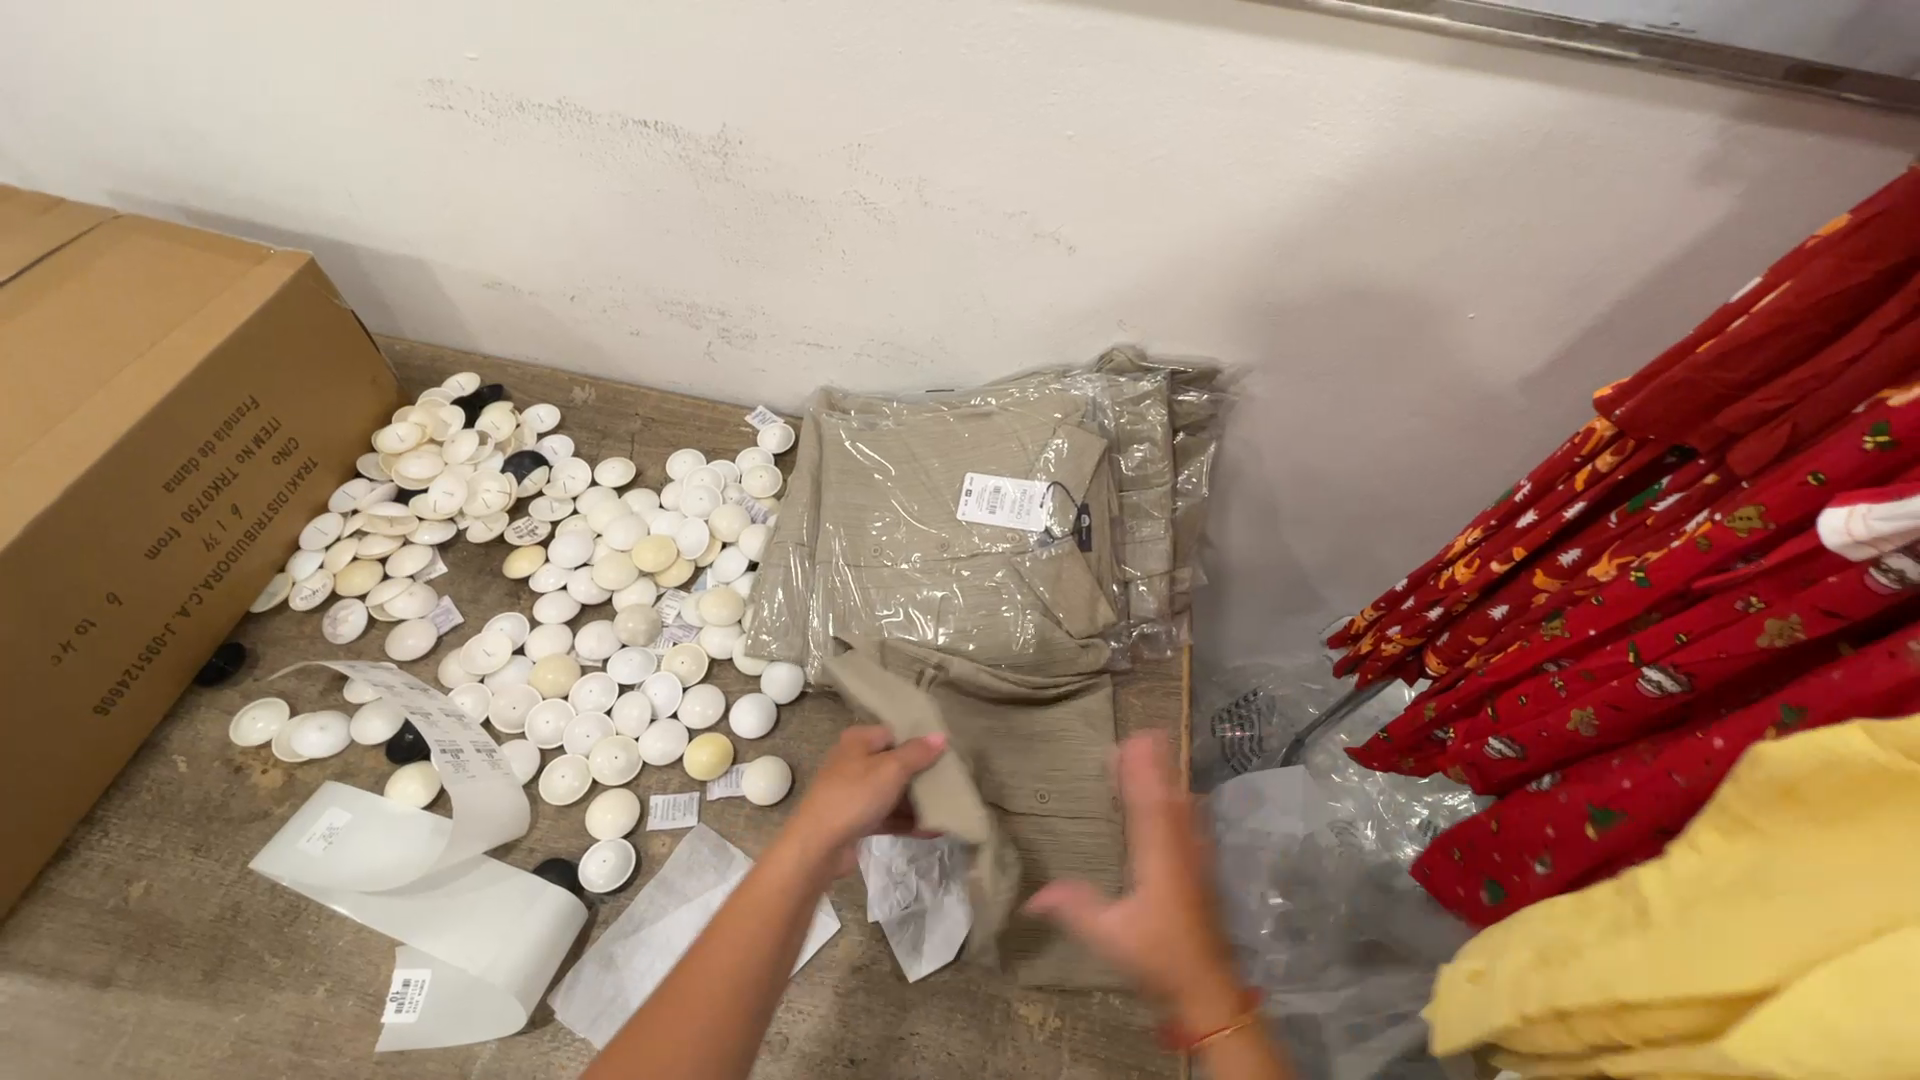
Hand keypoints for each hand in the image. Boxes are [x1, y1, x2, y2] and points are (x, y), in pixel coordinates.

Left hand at [777, 725, 947, 877]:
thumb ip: (917, 753)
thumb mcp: (891, 769)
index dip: (919, 742)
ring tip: (948, 807)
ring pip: (892, 792)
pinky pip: (887, 815)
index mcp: (858, 741)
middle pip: (895, 764)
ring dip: (917, 802)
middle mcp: (854, 762)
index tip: (945, 753)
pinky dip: (907, 821)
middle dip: (922, 775)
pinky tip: (933, 829)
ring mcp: (854, 792)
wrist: (818, 846)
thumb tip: (940, 736)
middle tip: (950, 781)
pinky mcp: (856, 819)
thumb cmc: (854, 796)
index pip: (895, 733)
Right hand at [1025, 730, 1244, 1028]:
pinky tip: (1184, 796)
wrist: (1209, 989)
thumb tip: (1032, 897)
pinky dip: (1183, 802)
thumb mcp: (1110, 937)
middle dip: (1156, 765)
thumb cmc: (1158, 959)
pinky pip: (1194, 823)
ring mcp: (1198, 859)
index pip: (1147, 804)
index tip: (1130, 742)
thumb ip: (1074, 909)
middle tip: (1144, 734)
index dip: (1139, 771)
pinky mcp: (1205, 871)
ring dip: (1170, 779)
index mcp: (1157, 858)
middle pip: (1169, 796)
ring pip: (1184, 808)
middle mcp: (1181, 849)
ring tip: (1159, 753)